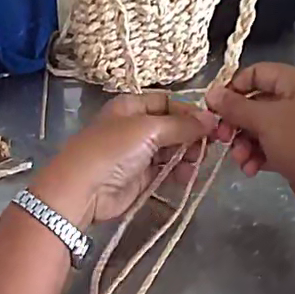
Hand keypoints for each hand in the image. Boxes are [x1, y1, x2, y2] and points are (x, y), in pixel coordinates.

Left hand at [27, 92, 213, 225]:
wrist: (82, 190)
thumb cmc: (112, 150)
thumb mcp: (148, 129)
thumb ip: (182, 125)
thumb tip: (212, 119)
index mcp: (132, 106)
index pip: (168, 103)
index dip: (189, 112)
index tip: (211, 124)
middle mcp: (135, 127)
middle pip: (173, 127)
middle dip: (192, 136)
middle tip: (209, 146)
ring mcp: (138, 154)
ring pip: (172, 150)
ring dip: (188, 156)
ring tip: (197, 163)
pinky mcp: (141, 178)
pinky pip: (166, 171)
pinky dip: (179, 173)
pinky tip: (188, 176)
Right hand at [204, 62, 294, 211]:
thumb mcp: (266, 121)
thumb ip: (236, 107)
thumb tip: (211, 93)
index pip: (256, 73)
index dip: (232, 89)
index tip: (214, 110)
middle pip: (257, 102)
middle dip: (236, 123)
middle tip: (223, 139)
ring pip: (262, 128)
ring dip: (245, 144)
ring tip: (241, 161)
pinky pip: (273, 146)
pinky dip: (259, 155)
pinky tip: (252, 169)